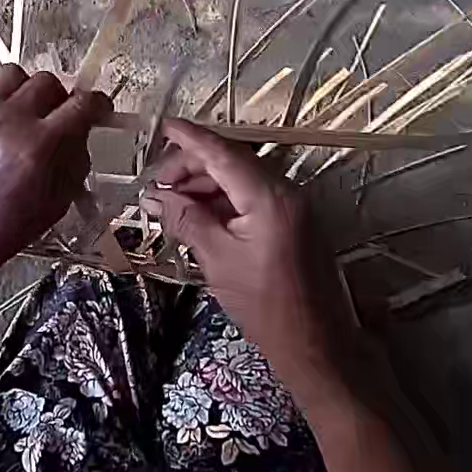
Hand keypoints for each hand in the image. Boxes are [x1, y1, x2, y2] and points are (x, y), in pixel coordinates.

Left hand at [0, 66, 111, 276]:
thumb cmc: (7, 225)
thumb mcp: (58, 201)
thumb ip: (75, 161)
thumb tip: (82, 134)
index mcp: (41, 145)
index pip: (81, 104)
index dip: (98, 103)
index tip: (100, 108)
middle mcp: (12, 121)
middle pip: (49, 81)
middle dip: (62, 96)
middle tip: (62, 115)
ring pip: (16, 74)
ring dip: (30, 89)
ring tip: (31, 111)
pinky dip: (5, 101)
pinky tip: (5, 125)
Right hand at [143, 119, 354, 389]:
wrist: (315, 345)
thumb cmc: (264, 304)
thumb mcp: (217, 259)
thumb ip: (187, 219)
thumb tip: (155, 196)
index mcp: (268, 196)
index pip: (222, 153)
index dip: (190, 138)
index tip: (163, 126)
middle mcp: (285, 190)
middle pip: (232, 161)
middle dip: (192, 166)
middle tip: (159, 183)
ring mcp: (293, 204)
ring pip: (241, 178)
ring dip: (206, 183)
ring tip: (173, 201)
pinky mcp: (293, 220)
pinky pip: (252, 196)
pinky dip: (224, 199)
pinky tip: (199, 213)